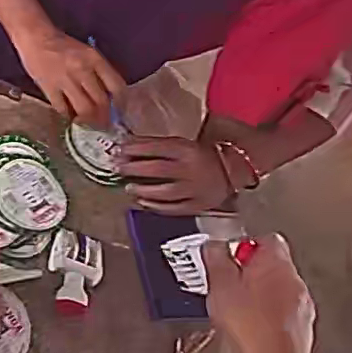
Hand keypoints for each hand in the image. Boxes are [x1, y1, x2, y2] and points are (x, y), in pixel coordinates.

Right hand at [16, 28, 124, 127]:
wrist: (36, 37)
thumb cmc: (62, 44)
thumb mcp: (87, 52)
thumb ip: (98, 71)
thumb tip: (108, 95)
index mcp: (95, 59)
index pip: (116, 85)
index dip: (121, 102)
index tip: (120, 111)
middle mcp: (83, 70)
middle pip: (101, 101)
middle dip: (105, 117)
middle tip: (105, 124)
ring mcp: (66, 81)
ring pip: (84, 109)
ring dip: (89, 120)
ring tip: (89, 124)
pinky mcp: (49, 88)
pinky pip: (62, 108)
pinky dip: (68, 115)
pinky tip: (70, 117)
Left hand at [120, 136, 234, 214]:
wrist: (234, 171)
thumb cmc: (203, 155)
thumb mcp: (182, 144)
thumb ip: (156, 145)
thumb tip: (127, 144)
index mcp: (187, 149)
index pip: (156, 147)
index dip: (134, 148)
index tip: (118, 149)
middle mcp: (190, 169)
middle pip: (157, 169)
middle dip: (133, 168)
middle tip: (117, 168)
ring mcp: (194, 189)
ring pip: (164, 192)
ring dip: (142, 190)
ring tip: (128, 188)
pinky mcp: (197, 205)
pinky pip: (174, 208)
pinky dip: (156, 206)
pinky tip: (142, 202)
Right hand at [204, 234, 313, 352]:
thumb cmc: (250, 325)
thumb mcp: (218, 283)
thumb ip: (214, 258)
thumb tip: (213, 246)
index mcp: (277, 262)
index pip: (266, 239)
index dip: (245, 245)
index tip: (229, 256)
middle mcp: (295, 281)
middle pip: (273, 265)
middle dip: (251, 272)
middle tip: (230, 282)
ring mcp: (302, 307)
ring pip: (280, 291)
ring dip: (261, 296)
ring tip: (238, 309)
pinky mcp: (302, 331)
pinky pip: (284, 315)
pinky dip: (269, 318)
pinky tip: (252, 329)